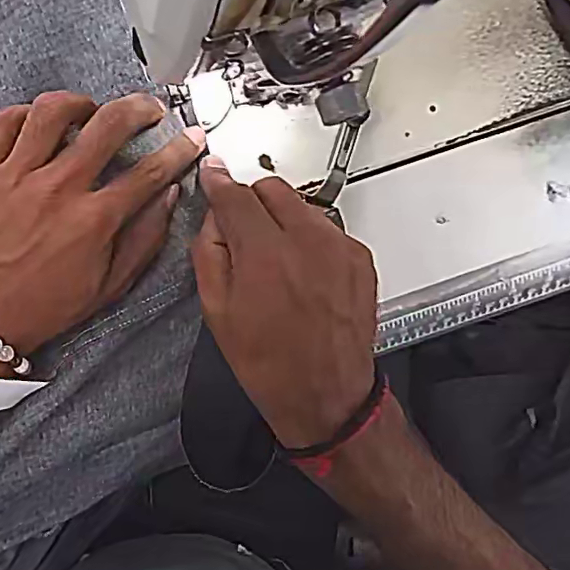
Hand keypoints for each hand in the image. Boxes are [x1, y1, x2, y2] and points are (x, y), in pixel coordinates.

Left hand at [0, 91, 205, 403]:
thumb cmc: (44, 305)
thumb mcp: (109, 285)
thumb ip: (144, 240)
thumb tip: (167, 198)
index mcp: (92, 220)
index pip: (149, 171)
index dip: (178, 150)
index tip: (189, 139)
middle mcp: (57, 190)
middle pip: (108, 124)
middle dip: (140, 108)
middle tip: (147, 110)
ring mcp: (17, 177)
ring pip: (52, 110)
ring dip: (81, 102)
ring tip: (90, 111)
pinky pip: (1, 123)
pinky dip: (22, 113)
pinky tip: (37, 124)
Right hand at [190, 156, 377, 448]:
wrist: (325, 395)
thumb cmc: (272, 364)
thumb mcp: (217, 310)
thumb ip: (209, 252)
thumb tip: (213, 218)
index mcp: (265, 254)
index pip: (235, 194)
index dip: (217, 182)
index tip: (212, 174)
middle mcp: (307, 242)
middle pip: (271, 188)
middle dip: (250, 203)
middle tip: (242, 234)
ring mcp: (339, 248)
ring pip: (300, 205)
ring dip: (281, 220)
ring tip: (275, 264)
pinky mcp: (360, 257)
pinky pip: (326, 227)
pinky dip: (309, 238)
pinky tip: (300, 272)